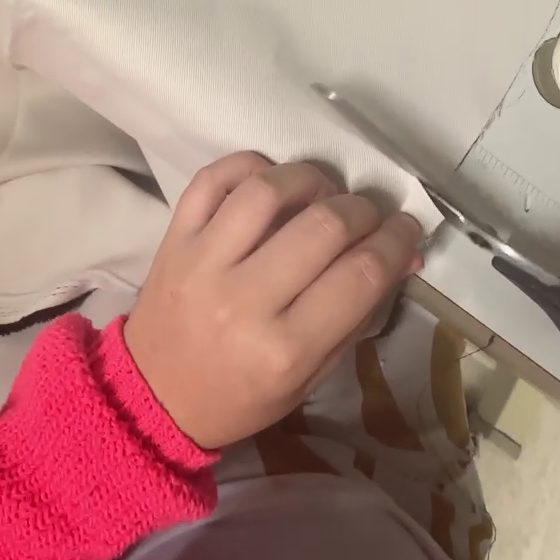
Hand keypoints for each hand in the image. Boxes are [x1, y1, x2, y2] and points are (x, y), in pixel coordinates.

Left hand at [124, 152, 424, 448]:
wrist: (154, 395)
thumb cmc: (240, 395)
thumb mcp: (310, 377)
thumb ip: (358, 316)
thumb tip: (403, 256)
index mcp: (285, 349)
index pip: (361, 274)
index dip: (396, 241)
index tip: (406, 229)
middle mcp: (244, 300)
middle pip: (323, 226)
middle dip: (363, 209)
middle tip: (368, 213)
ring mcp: (203, 262)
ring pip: (267, 191)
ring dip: (310, 177)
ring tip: (324, 189)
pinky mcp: (174, 237)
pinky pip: (212, 179)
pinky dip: (248, 164)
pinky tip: (270, 177)